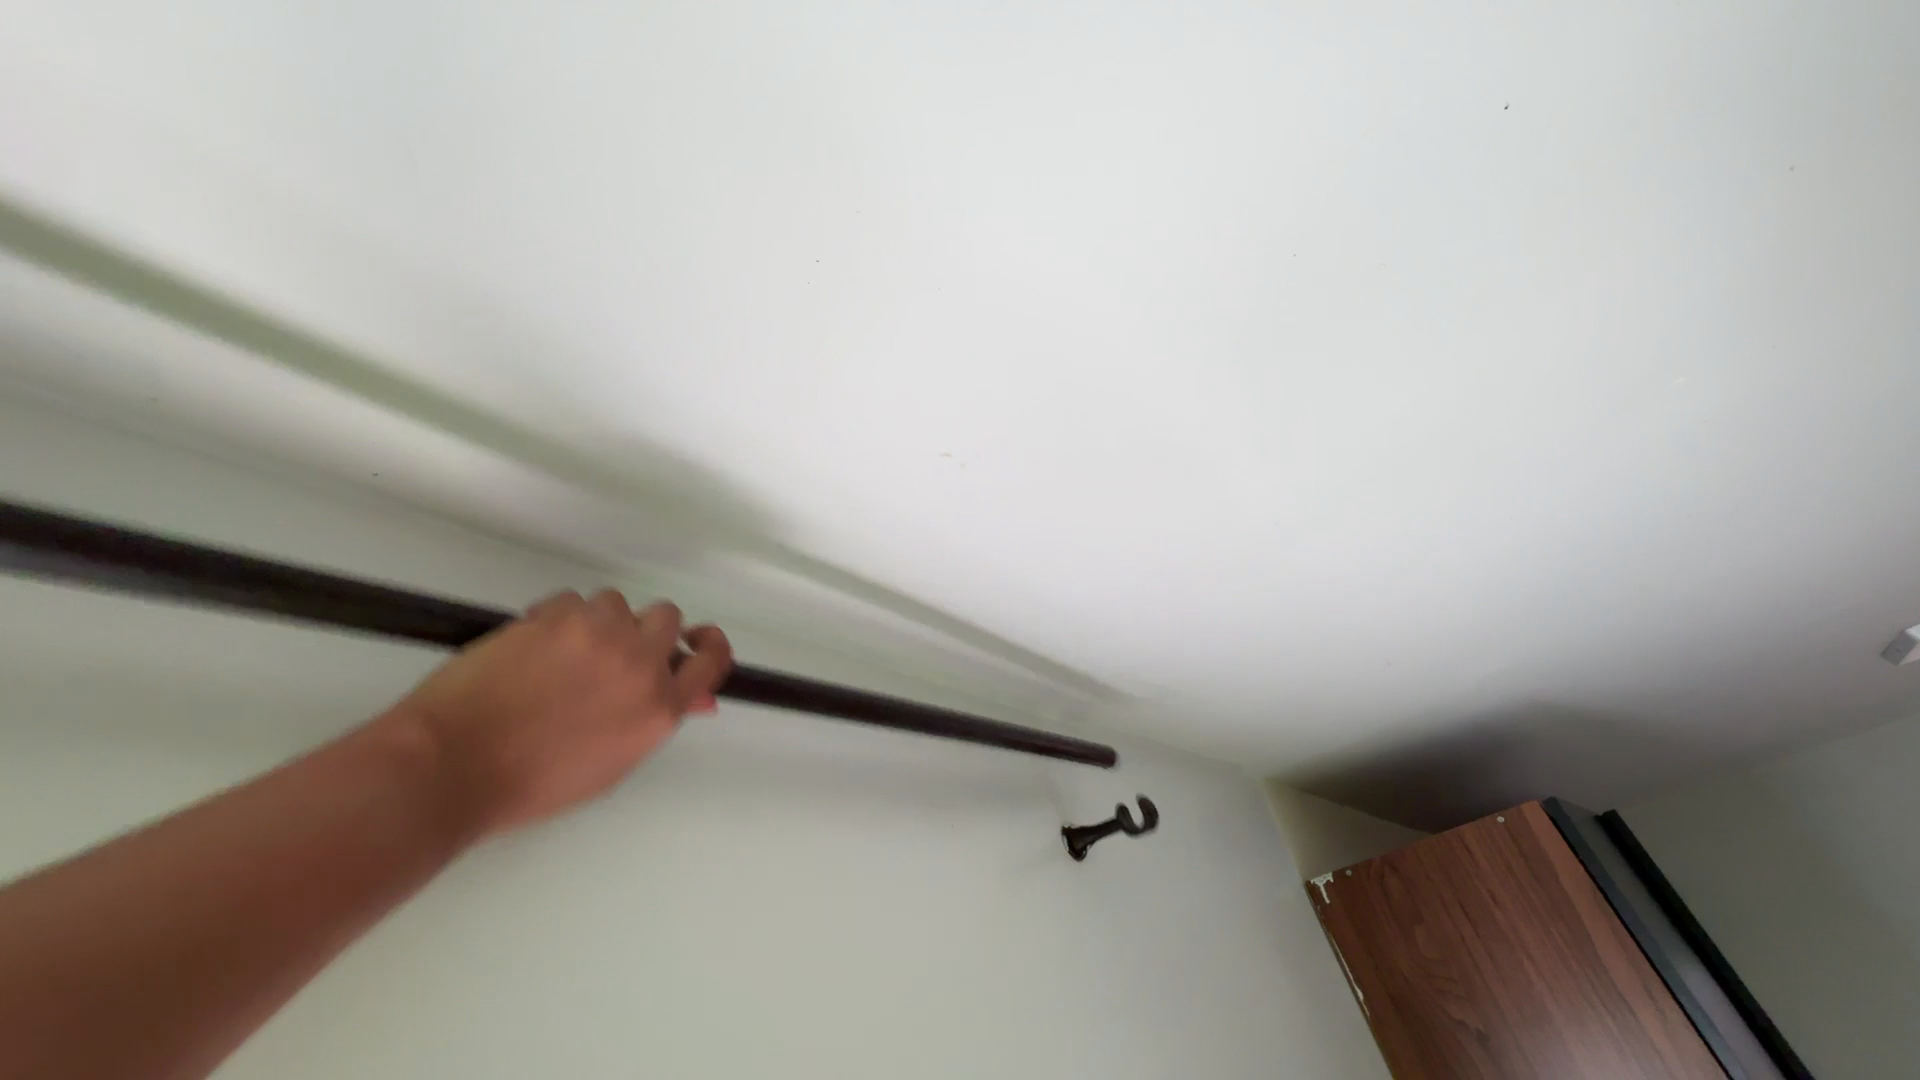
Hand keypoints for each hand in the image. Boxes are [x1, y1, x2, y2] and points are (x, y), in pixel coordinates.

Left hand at [380, 591, 731, 835]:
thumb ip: (655, 720)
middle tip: (612, 652)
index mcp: (660, 708)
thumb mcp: (613, 763)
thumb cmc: (534, 782)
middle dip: (644, 631)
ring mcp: (598, 634)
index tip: (696, 641)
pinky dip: (557, 618)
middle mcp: (640, 663)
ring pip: (615, 603)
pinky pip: (570, 601)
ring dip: (598, 622)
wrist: (453, 766)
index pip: (710, 658)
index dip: (708, 644)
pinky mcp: (554, 615)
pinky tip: (532, 648)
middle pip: (667, 618)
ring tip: (562, 653)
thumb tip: (693, 698)